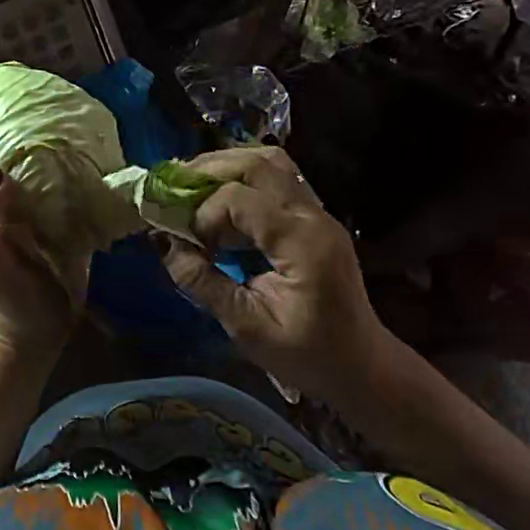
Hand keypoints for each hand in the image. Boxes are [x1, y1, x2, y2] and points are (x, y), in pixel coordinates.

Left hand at [0, 69, 84, 355]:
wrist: (42, 329)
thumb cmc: (10, 294)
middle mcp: (13, 192)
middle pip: (14, 140)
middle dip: (21, 107)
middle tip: (39, 76)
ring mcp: (42, 202)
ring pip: (45, 155)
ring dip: (54, 127)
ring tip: (72, 98)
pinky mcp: (69, 215)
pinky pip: (75, 178)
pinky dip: (84, 158)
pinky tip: (101, 142)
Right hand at [161, 146, 390, 394]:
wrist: (361, 367)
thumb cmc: (307, 355)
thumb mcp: (246, 328)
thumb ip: (204, 283)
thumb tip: (168, 247)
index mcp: (301, 242)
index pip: (237, 198)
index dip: (202, 214)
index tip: (188, 245)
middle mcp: (313, 216)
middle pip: (257, 163)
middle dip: (208, 171)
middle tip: (174, 192)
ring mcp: (317, 214)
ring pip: (269, 162)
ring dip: (225, 168)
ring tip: (191, 189)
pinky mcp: (312, 219)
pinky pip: (275, 180)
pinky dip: (240, 180)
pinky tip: (217, 202)